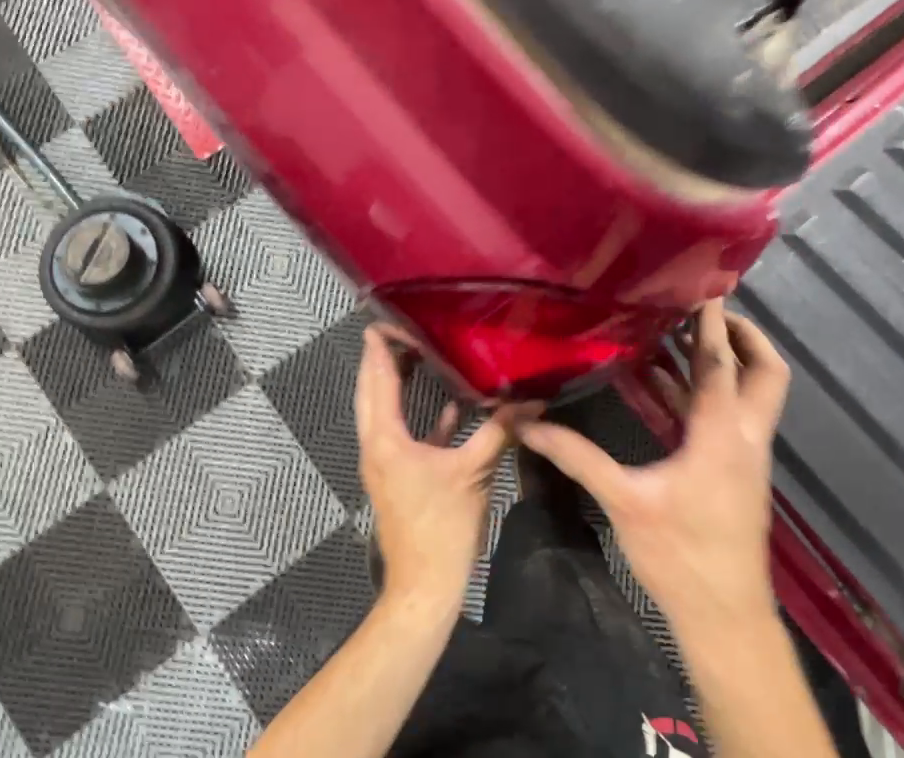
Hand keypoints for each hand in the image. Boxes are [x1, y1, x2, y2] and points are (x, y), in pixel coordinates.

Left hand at [356, 325, 534, 612]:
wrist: (424, 585)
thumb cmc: (442, 527)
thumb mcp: (474, 473)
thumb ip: (499, 431)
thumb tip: (531, 401)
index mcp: (386, 438)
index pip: (379, 379)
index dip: (381, 346)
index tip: (386, 317)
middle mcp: (376, 446)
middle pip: (372, 391)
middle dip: (383, 358)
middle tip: (401, 327)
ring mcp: (384, 463)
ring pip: (384, 413)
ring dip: (396, 385)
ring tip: (418, 355)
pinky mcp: (397, 478)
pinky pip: (404, 437)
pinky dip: (419, 418)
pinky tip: (447, 409)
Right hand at [514, 300, 788, 634]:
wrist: (725, 615)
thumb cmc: (680, 556)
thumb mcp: (625, 503)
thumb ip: (579, 459)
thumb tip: (529, 426)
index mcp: (721, 436)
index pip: (720, 365)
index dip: (713, 323)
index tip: (707, 287)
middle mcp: (745, 438)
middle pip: (767, 373)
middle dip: (747, 336)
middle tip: (710, 312)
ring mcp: (748, 457)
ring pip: (757, 396)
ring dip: (732, 363)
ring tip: (688, 336)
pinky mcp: (740, 474)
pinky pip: (736, 418)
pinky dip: (714, 395)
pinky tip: (672, 390)